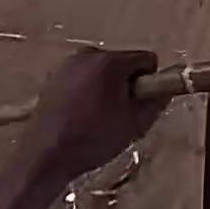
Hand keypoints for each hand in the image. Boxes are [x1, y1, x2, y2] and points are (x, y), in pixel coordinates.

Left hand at [20, 48, 165, 183]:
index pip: (146, 59)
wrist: (45, 155)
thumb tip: (165, 90)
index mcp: (112, 62)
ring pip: (102, 70)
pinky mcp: (55, 74)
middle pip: (123, 63)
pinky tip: (79, 114)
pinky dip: (87, 89)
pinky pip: (83, 75)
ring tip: (96, 118)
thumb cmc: (93, 139)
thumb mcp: (133, 125)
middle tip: (117, 114)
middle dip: (125, 84)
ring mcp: (70, 62)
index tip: (138, 104)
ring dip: (106, 87)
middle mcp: (90, 53)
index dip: (148, 82)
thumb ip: (155, 103)